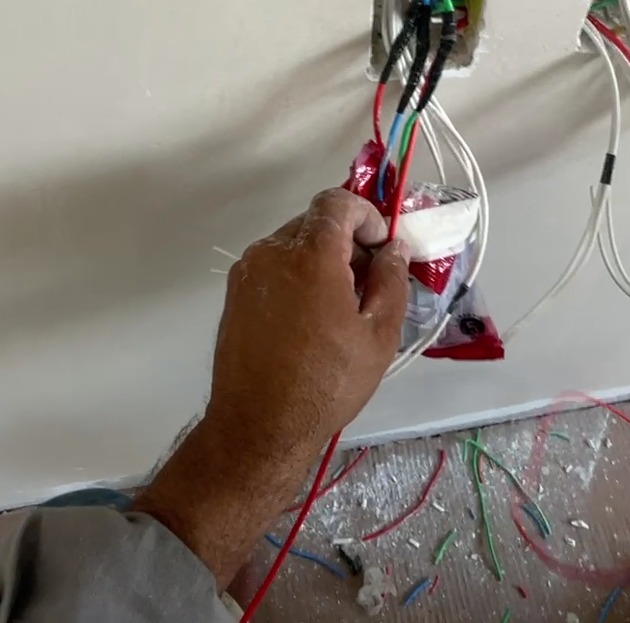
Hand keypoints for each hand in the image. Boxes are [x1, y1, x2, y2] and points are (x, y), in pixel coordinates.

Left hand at [133, 189, 408, 586]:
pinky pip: (273, 265)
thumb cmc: (326, 383)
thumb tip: (394, 247)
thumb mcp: (378, 335)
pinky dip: (296, 274)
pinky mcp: (235, 291)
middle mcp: (272, 251)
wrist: (258, 427)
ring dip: (320, 258)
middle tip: (366, 282)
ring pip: (293, 243)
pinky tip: (308, 318)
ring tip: (337, 306)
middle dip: (346, 241)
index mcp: (310, 254)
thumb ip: (391, 279)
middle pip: (315, 221)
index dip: (365, 214)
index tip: (380, 246)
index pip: (337, 202)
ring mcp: (248, 270)